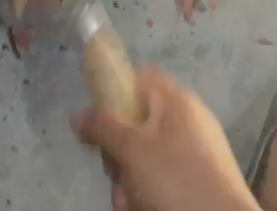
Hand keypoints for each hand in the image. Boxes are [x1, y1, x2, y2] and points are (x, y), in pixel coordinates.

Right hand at [76, 68, 260, 210]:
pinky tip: (140, 209)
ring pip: (146, 156)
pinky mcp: (201, 180)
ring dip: (129, 180)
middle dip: (117, 153)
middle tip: (114, 173)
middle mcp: (187, 119)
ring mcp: (197, 151)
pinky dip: (148, 193)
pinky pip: (163, 177)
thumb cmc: (177, 180)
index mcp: (176, 99)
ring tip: (128, 203)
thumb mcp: (131, 149)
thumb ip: (101, 126)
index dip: (111, 94)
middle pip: (137, 122)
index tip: (97, 122)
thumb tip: (75, 114)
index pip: (136, 78)